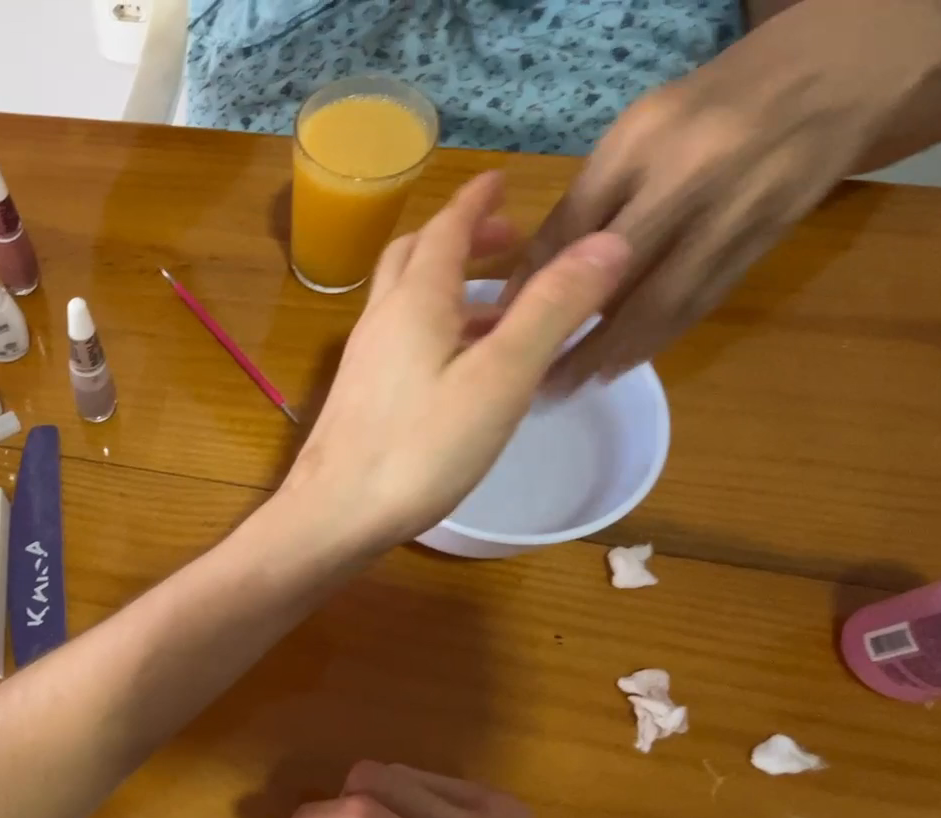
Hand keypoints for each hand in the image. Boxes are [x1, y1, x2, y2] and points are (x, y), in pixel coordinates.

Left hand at [279, 171, 628, 553]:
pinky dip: (436, 328)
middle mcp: (380, 321)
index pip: (444, 229)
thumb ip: (550, 308)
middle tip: (510, 242)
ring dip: (450, 287)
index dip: (474, 201)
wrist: (334, 514)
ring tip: (502, 306)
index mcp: (414, 301)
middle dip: (460, 238)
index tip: (501, 180)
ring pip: (405, 302)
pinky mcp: (359, 397)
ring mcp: (363, 361)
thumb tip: (607, 240)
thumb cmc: (419, 447)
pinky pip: (400, 341)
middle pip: (414, 258)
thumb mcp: (500, 376)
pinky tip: (463, 366)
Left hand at [513, 3, 896, 388]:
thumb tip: (525, 279)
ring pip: (664, 297)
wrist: (835, 76)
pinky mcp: (770, 239)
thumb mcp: (628, 140)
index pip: (569, 227)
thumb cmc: (703, 110)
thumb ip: (580, 207)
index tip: (498, 325)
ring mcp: (739, 208)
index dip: (531, 282)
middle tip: (531, 378)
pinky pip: (703, 301)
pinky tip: (622, 364)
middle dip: (570, 331)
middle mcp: (692, 174)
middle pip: (617, 273)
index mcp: (641, 144)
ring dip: (613, 350)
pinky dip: (658, 339)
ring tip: (570, 386)